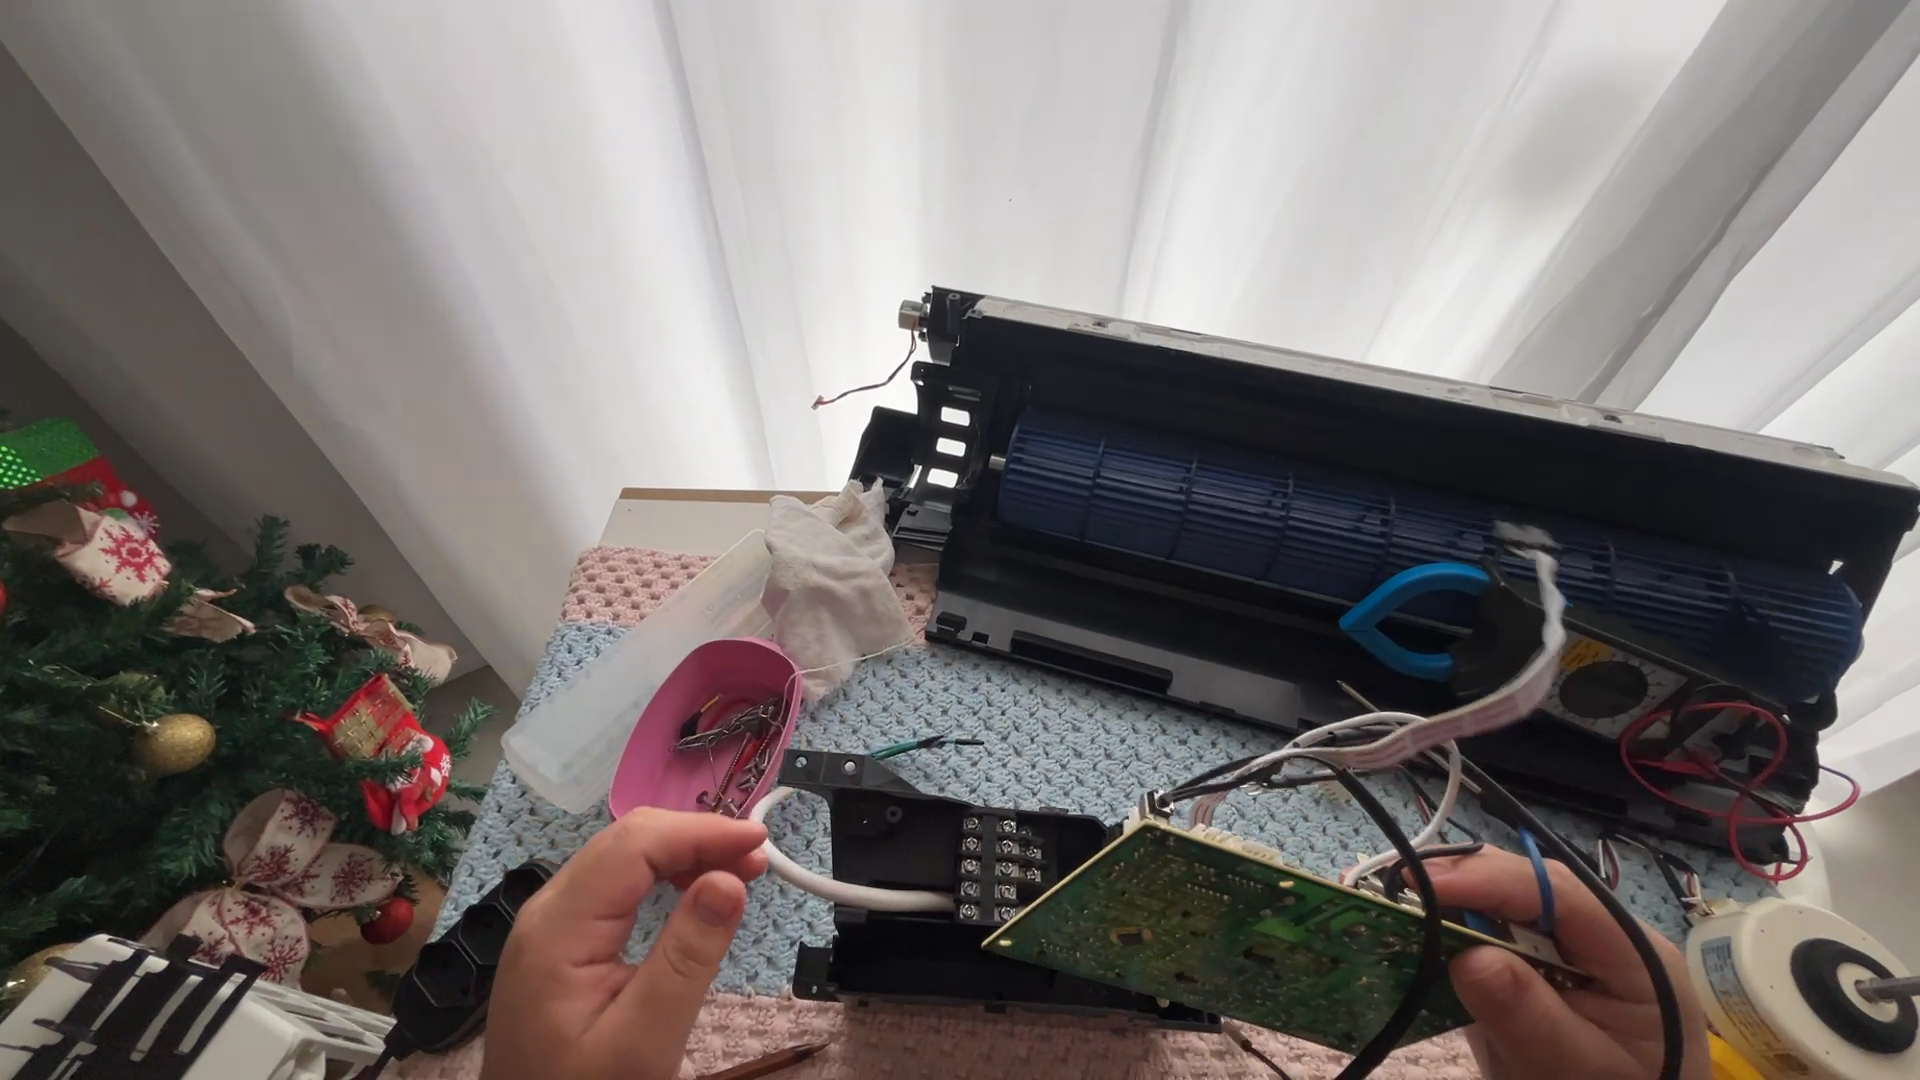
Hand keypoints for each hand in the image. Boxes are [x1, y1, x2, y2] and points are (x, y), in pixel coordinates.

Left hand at [482, 810, 769, 1079]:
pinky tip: (700, 886)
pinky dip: (670, 871)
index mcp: (558, 928)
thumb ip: (687, 959)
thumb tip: (729, 880)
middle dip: (699, 837)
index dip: (701, 832)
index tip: (760, 841)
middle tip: (757, 861)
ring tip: (741, 871)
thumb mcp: (643, 1041)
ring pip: (629, 852)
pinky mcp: (566, 934)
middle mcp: (549, 908)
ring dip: (689, 850)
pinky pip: (623, 878)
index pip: (635, 844)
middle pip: (631, 838)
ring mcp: (554, 919)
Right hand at [1425, 847, 1709, 1079]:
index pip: (1555, 890)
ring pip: (1495, 895)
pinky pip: (1482, 922)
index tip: (1423, 883)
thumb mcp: (1576, 1070)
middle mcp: (1594, 931)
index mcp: (1631, 952)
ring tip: (1401, 899)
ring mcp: (1559, 942)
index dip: (1486, 878)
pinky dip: (1445, 919)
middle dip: (1459, 877)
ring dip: (1446, 896)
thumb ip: (1530, 1017)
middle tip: (1399, 885)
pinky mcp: (1526, 956)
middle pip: (1520, 881)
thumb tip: (1469, 957)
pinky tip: (1417, 923)